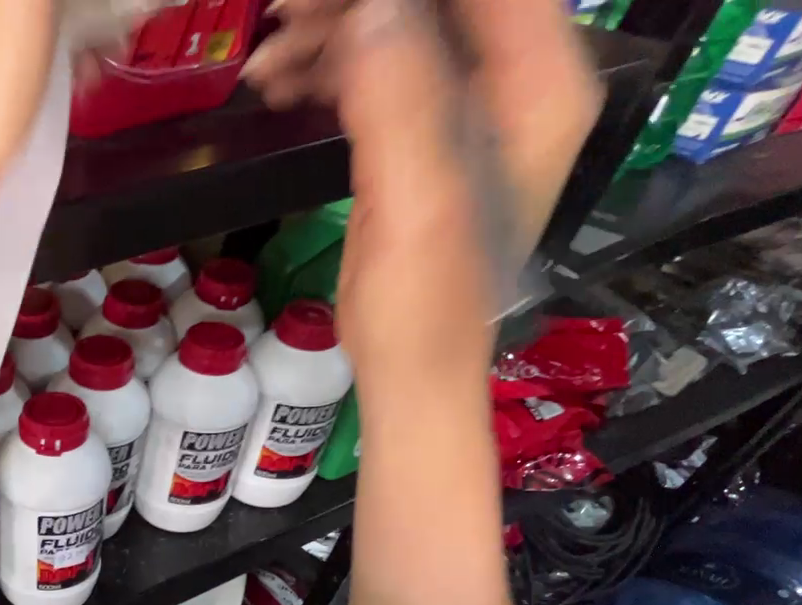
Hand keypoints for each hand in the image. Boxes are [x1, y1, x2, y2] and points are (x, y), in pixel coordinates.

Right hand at [244, 0, 601, 378]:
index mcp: (536, 86)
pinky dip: (327, 71)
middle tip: (279, 20)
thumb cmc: (424, 307)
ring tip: (265, 66)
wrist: (412, 371)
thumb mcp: (417, 203)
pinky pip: (377, 73)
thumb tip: (369, 11)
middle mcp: (511, 82)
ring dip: (330, 34)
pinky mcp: (420, 139)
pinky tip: (281, 88)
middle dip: (353, 4)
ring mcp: (464, 109)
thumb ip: (401, 101)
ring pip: (399, 27)